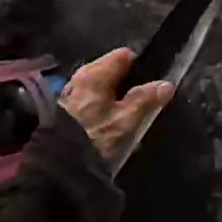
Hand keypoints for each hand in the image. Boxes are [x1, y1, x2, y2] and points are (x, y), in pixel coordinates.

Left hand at [50, 48, 173, 175]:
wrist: (54, 167)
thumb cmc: (92, 137)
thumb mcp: (125, 120)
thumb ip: (146, 99)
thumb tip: (167, 84)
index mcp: (95, 73)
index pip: (124, 55)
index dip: (142, 66)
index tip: (152, 83)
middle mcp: (79, 76)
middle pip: (112, 70)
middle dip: (128, 83)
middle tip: (141, 103)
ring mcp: (69, 93)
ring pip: (101, 86)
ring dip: (114, 97)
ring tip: (126, 117)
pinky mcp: (62, 110)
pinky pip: (90, 99)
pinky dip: (101, 107)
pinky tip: (106, 125)